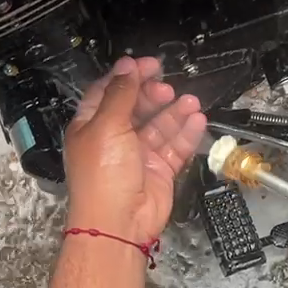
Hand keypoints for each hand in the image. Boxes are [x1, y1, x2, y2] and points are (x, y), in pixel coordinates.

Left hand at [62, 57, 206, 242]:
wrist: (118, 223)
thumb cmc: (102, 178)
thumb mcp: (106, 125)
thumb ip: (120, 94)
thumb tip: (127, 68)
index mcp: (91, 127)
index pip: (108, 93)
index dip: (127, 77)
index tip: (147, 65)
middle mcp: (113, 141)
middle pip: (136, 108)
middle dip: (152, 94)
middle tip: (167, 87)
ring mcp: (136, 157)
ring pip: (159, 127)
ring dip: (174, 112)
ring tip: (190, 101)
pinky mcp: (158, 172)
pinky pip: (174, 148)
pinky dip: (186, 134)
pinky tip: (196, 120)